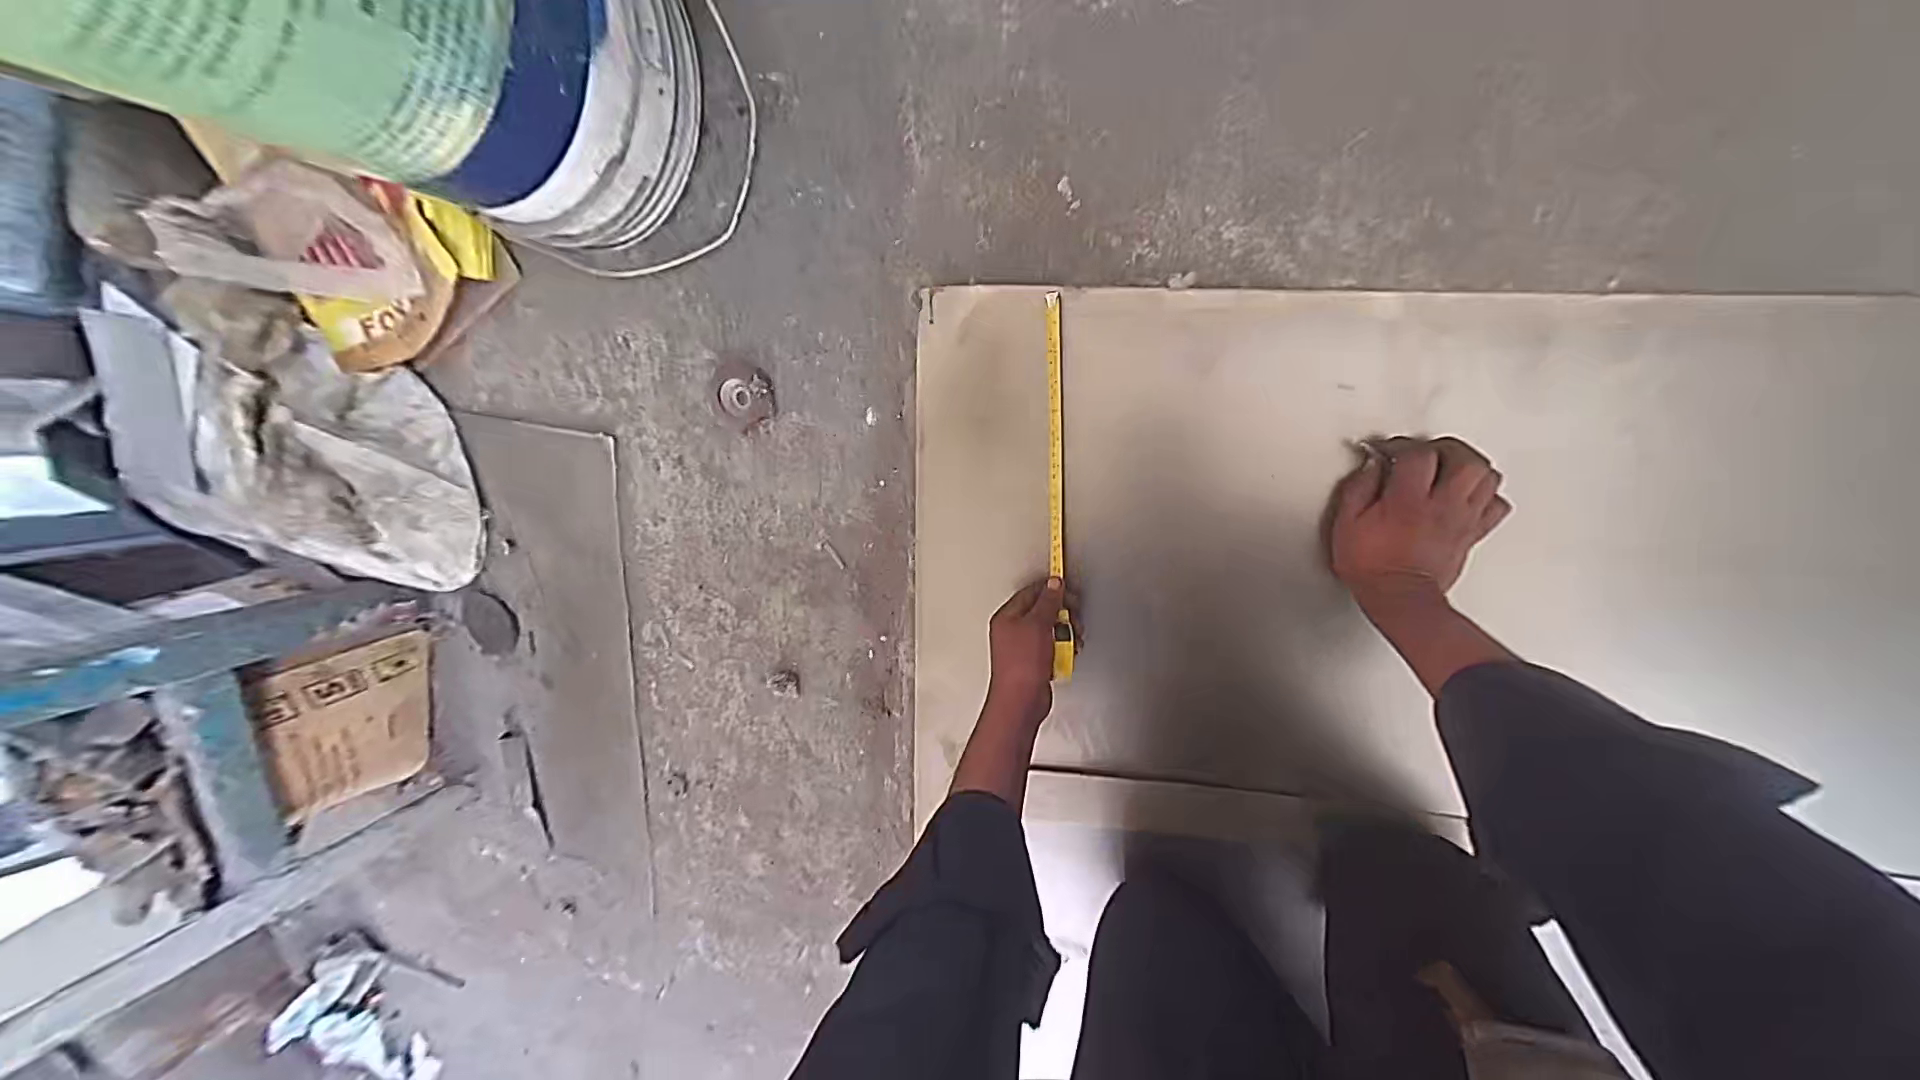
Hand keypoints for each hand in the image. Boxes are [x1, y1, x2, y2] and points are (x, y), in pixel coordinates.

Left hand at [984, 577, 1067, 726]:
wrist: (1022, 700)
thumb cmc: (1021, 667)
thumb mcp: (1038, 625)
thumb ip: (1048, 602)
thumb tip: (1054, 585)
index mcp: (1008, 616)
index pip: (1032, 593)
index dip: (1052, 590)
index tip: (1068, 591)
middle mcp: (1013, 630)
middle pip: (1043, 611)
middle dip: (1063, 614)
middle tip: (1073, 619)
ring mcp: (1025, 647)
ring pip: (1051, 629)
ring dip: (1066, 633)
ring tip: (1072, 640)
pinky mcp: (1035, 661)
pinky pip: (1053, 646)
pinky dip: (1063, 648)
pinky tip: (1068, 654)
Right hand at [1330, 436, 1511, 610]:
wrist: (1397, 598)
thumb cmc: (1371, 566)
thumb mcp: (1346, 524)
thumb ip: (1357, 489)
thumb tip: (1369, 466)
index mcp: (1407, 501)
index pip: (1417, 454)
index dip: (1399, 445)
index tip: (1384, 450)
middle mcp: (1442, 506)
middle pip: (1462, 456)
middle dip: (1440, 447)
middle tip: (1420, 452)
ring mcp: (1462, 519)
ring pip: (1486, 475)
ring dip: (1466, 464)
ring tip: (1445, 467)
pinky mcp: (1473, 533)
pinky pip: (1496, 505)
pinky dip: (1485, 493)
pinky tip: (1465, 494)